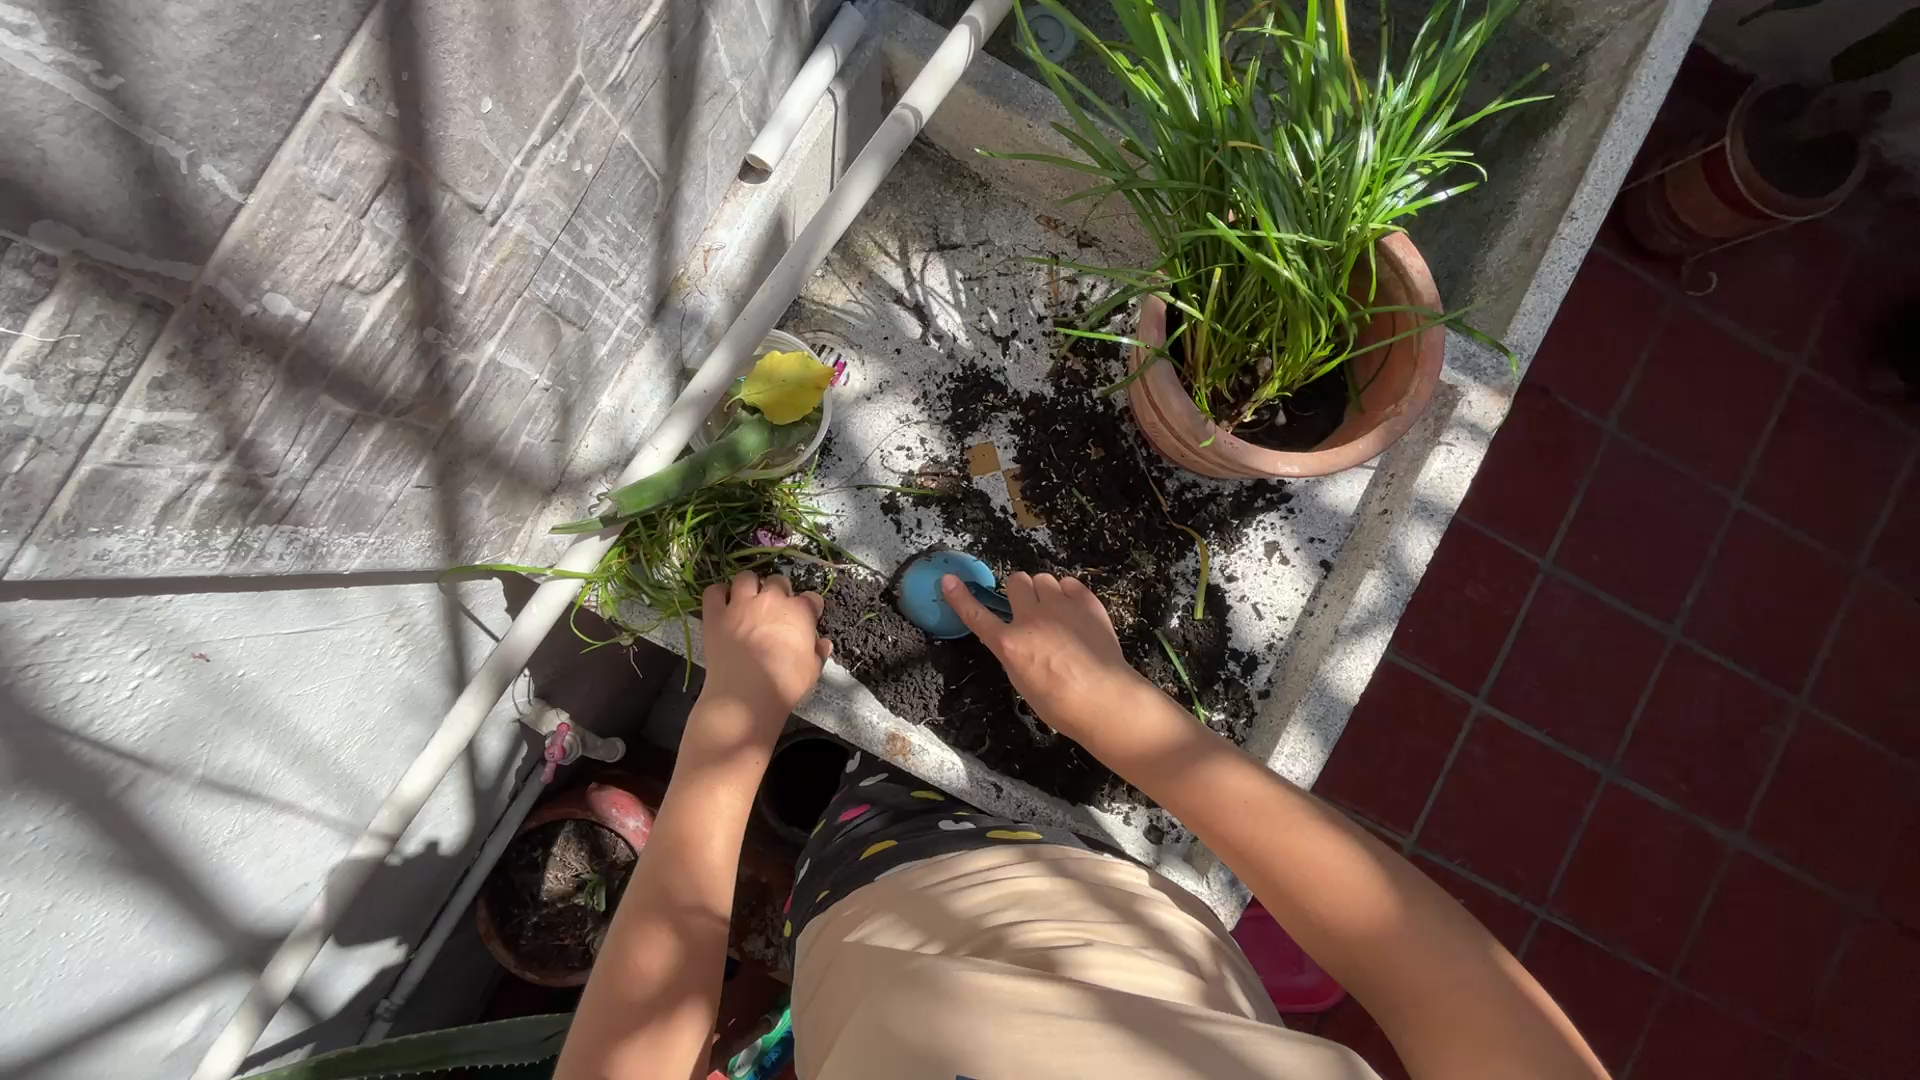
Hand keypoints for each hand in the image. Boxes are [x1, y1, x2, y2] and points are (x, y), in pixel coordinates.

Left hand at [696, 572, 832, 743]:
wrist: (746, 697)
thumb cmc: (785, 685)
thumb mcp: (813, 670)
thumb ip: (819, 652)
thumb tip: (823, 643)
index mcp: (800, 612)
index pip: (811, 598)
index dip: (810, 608)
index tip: (807, 619)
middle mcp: (771, 600)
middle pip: (778, 581)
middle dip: (780, 592)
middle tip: (776, 610)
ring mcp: (741, 604)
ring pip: (746, 578)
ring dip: (750, 586)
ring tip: (749, 601)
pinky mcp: (716, 614)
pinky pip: (714, 591)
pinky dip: (719, 595)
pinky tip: (724, 605)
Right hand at [941, 572, 1157, 749]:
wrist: (1104, 699)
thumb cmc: (1060, 704)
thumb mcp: (1023, 682)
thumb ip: (1015, 653)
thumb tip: (1018, 640)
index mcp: (1010, 644)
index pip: (977, 615)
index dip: (960, 597)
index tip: (949, 581)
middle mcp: (1031, 618)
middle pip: (1016, 581)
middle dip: (1019, 591)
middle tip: (1028, 608)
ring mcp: (1061, 606)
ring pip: (1043, 578)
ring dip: (1043, 590)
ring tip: (1054, 611)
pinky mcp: (1087, 603)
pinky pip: (1070, 583)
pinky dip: (1068, 593)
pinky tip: (1074, 610)